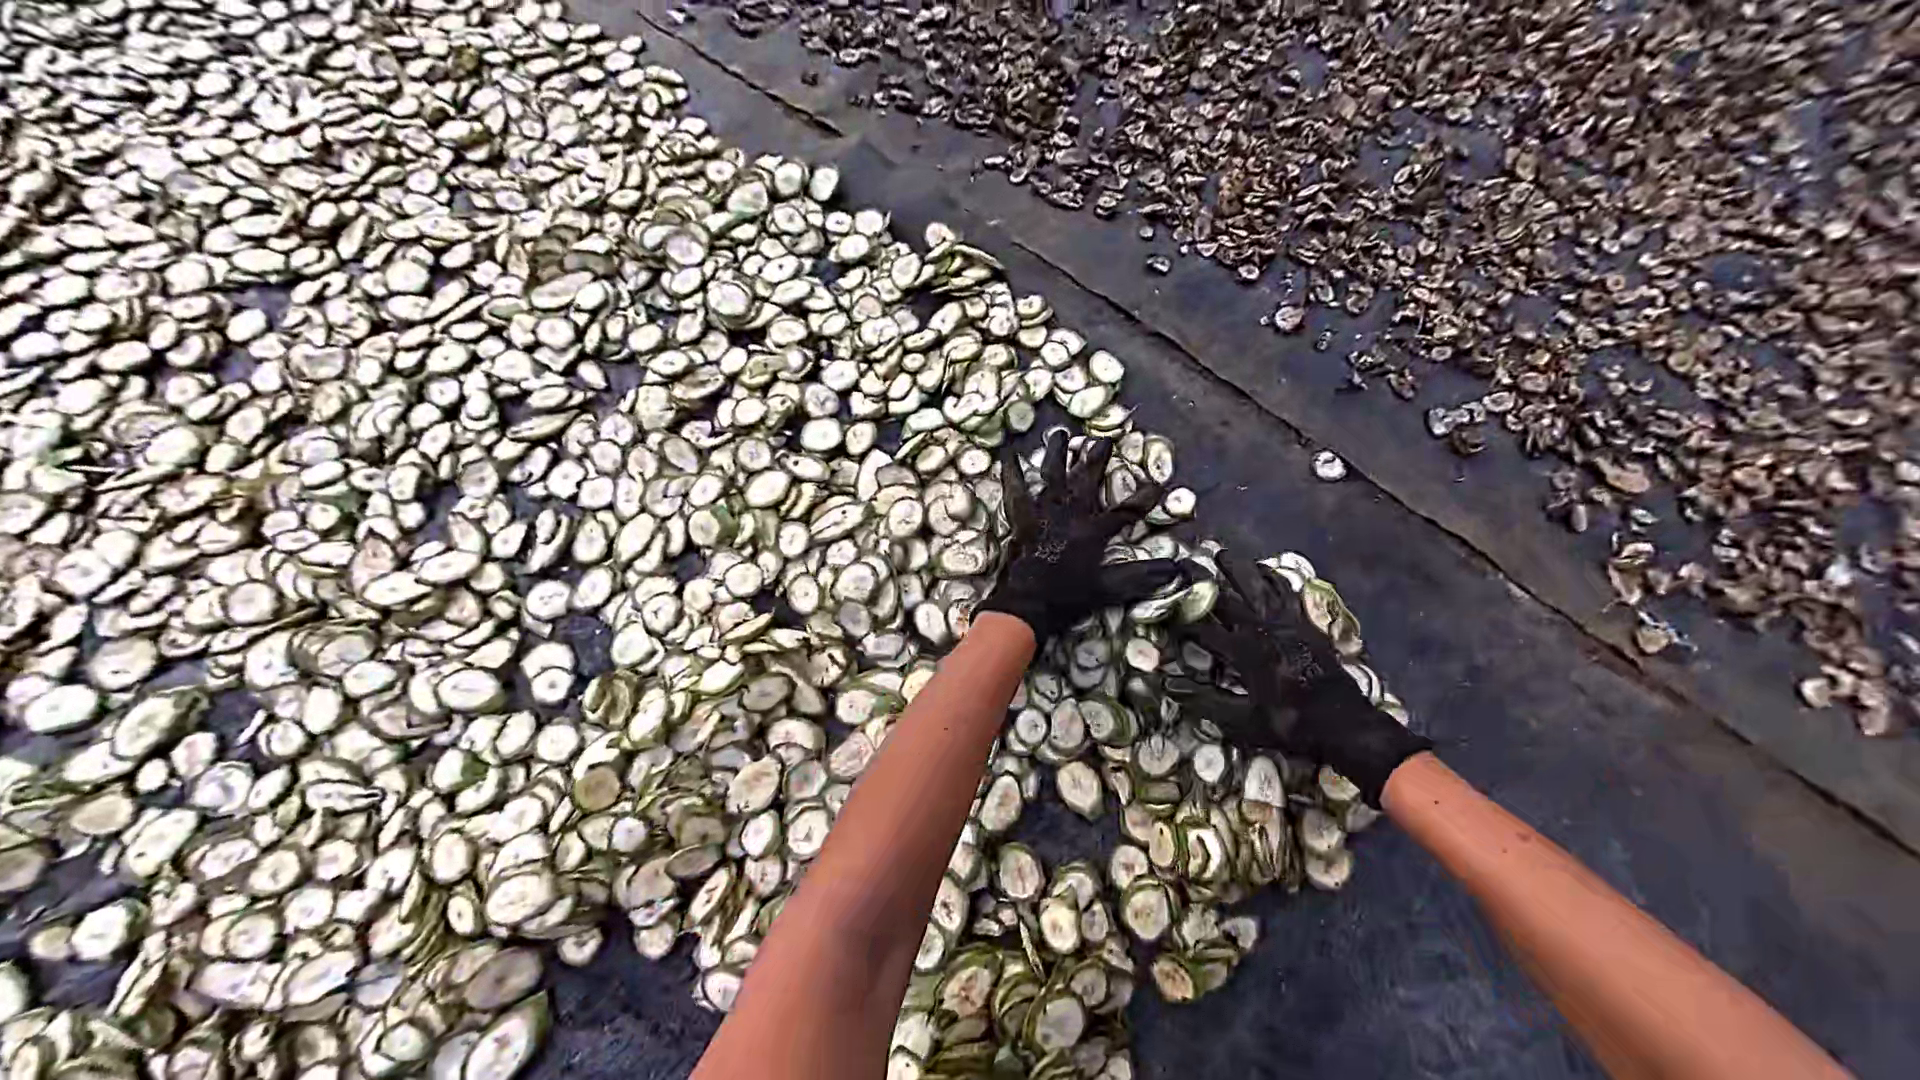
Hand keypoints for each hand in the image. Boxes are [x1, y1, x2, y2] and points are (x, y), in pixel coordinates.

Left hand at [977, 430, 1184, 641]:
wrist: (1026, 604)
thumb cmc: (1068, 597)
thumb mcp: (1109, 589)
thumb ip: (1141, 578)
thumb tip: (1178, 571)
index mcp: (1092, 531)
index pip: (1125, 512)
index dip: (1143, 499)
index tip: (1157, 485)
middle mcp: (1069, 515)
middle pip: (1086, 480)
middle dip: (1097, 459)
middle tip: (1104, 440)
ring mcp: (1043, 514)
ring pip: (1052, 476)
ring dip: (1057, 454)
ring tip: (1060, 434)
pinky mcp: (1021, 519)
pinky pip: (1016, 491)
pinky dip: (1012, 473)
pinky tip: (1009, 456)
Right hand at [1171, 552, 1430, 805]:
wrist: (1345, 723)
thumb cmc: (1290, 723)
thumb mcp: (1242, 721)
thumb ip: (1206, 703)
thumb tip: (1170, 689)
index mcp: (1243, 652)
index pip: (1204, 628)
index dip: (1183, 618)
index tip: (1166, 609)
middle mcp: (1261, 629)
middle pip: (1227, 598)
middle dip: (1203, 583)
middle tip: (1186, 566)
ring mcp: (1286, 622)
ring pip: (1258, 585)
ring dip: (1239, 569)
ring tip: (1223, 555)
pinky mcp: (1305, 622)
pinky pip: (1285, 591)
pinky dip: (1271, 577)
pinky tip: (1264, 571)